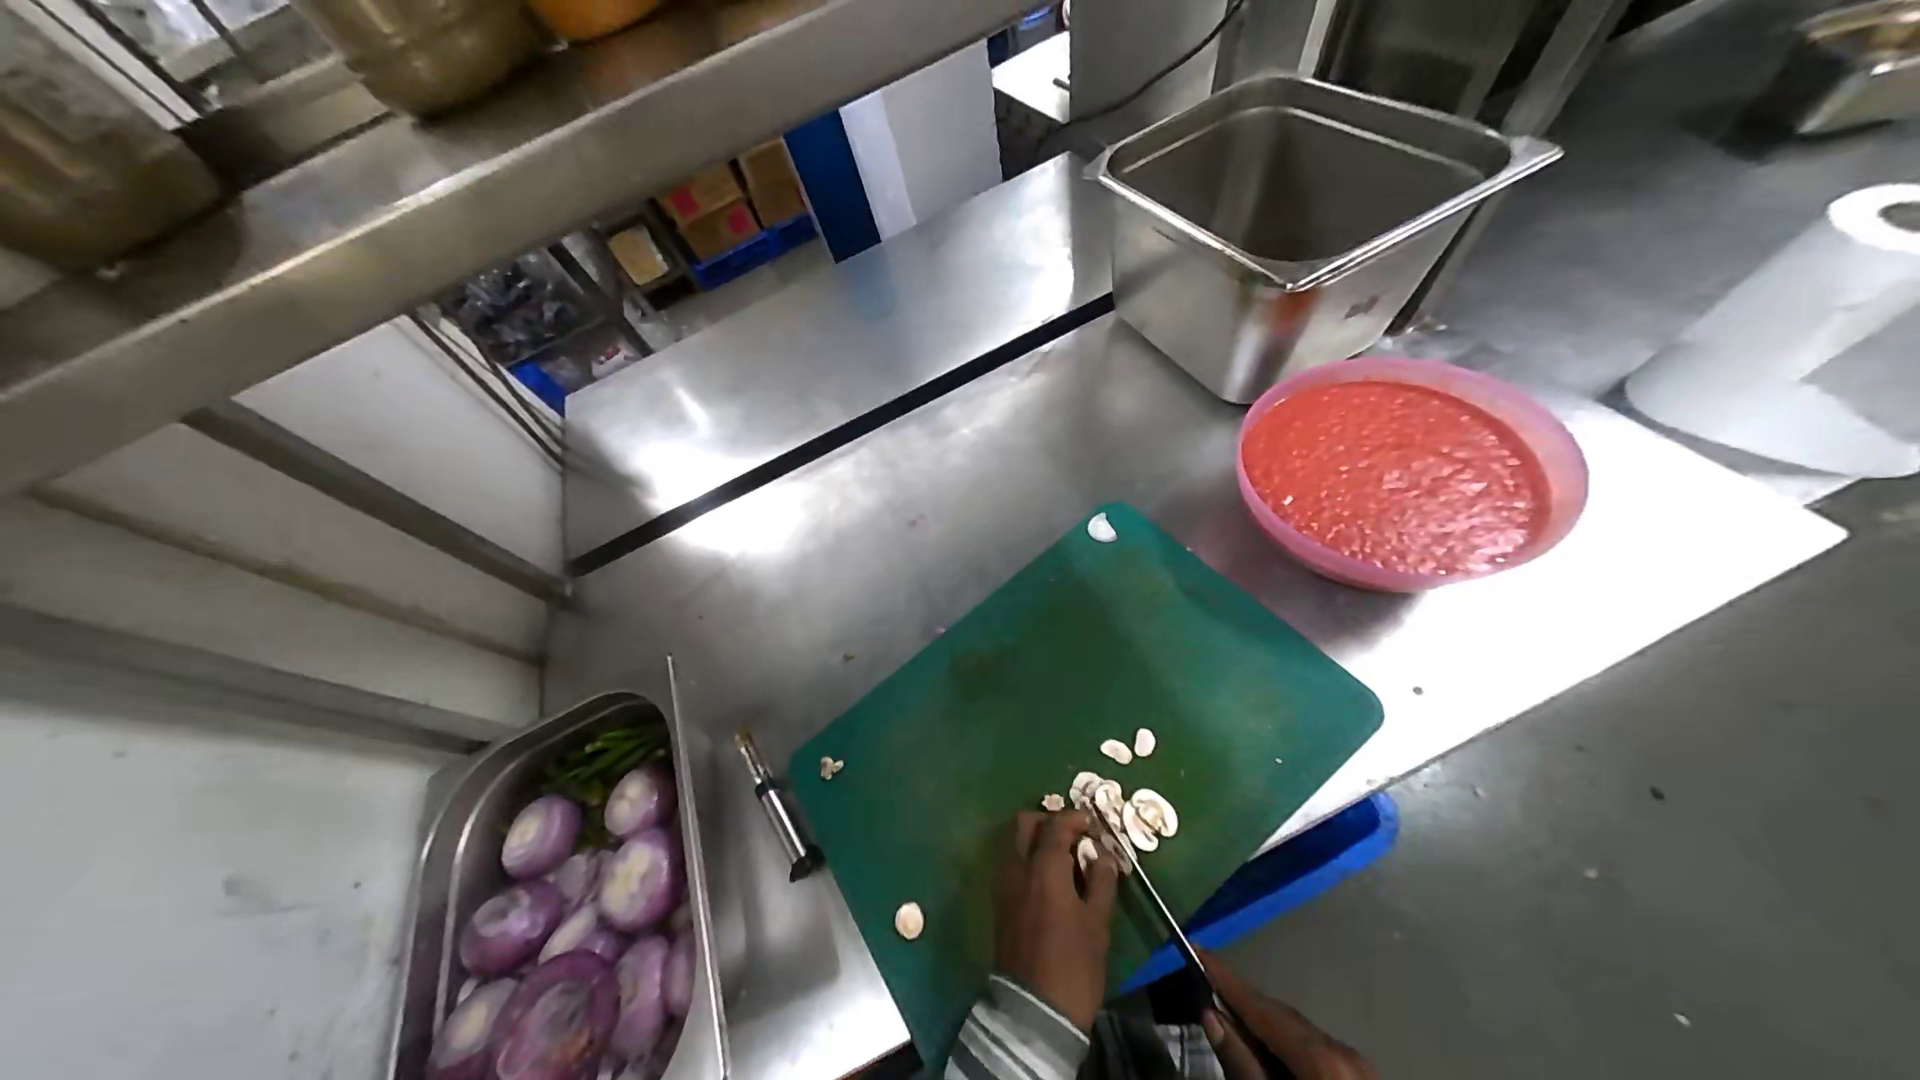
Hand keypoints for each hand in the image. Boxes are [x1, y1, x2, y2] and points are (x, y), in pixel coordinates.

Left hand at [992, 809, 1120, 1030]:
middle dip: (1048, 820)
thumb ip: (1101, 882)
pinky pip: (1009, 861)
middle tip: (1073, 836)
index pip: (1056, 824)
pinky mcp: (998, 900)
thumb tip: (1104, 855)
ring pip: (1012, 840)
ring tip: (1062, 857)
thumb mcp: (1097, 923)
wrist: (1034, 1009)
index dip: (1076, 818)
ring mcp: (1003, 883)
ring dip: (1034, 837)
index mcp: (1044, 867)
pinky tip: (1048, 877)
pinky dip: (1025, 856)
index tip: (1094, 826)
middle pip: (1024, 822)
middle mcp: (1018, 866)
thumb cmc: (1073, 965)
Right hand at [1199, 951, 1377, 1079]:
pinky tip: (1268, 1053)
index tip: (1197, 950)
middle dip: (1243, 1001)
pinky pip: (1317, 1050)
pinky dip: (1287, 1045)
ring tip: (1229, 1017)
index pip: (1262, 1006)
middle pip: (1282, 1015)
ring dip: (1263, 1024)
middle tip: (1205, 981)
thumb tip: (1211, 1016)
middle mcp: (1344, 1051)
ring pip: (1299, 1032)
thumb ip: (1244, 1066)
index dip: (1226, 978)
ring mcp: (1361, 1067)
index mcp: (1322, 1058)